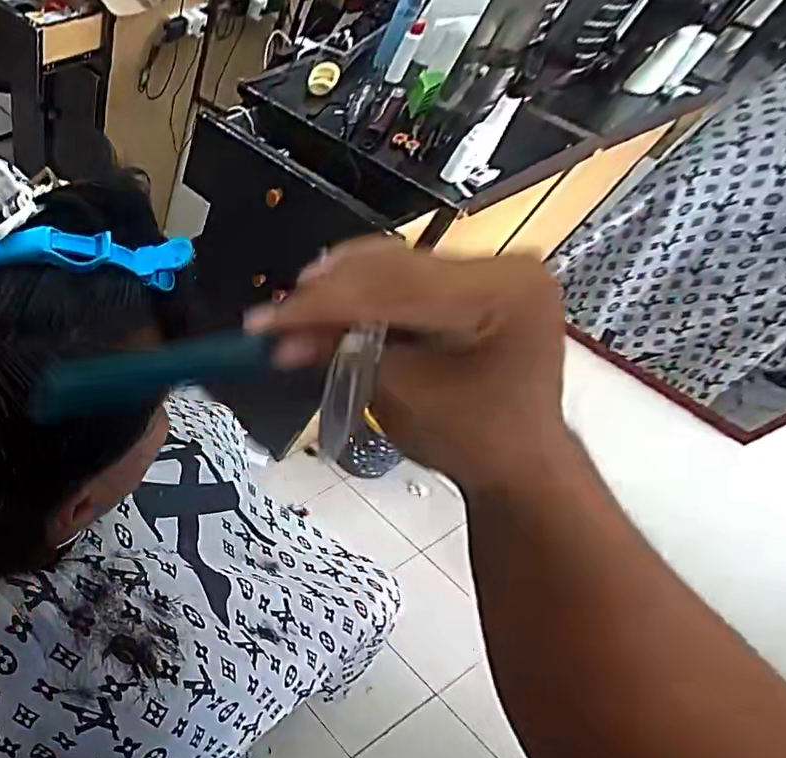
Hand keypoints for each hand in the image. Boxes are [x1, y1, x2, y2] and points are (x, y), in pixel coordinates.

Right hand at [245, 238, 571, 490]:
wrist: (518, 463)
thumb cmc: (474, 442)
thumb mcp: (402, 398)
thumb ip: (346, 357)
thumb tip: (287, 340)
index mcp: (502, 292)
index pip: (390, 287)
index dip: (320, 305)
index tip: (267, 322)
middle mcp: (503, 267)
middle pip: (392, 267)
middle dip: (325, 296)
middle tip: (272, 320)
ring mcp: (492, 273)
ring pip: (395, 265)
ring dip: (339, 290)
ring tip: (292, 313)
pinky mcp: (475, 285)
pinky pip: (408, 279)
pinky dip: (364, 294)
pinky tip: (329, 305)